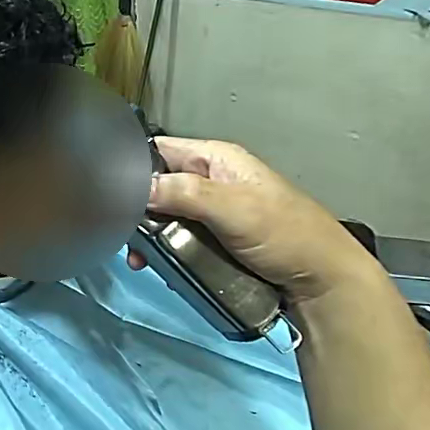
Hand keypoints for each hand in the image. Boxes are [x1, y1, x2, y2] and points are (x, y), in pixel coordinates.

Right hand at [138, 137, 382, 303]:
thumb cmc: (284, 234)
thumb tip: (136, 188)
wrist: (321, 280)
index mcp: (217, 159)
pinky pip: (181, 239)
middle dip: (139, 210)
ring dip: (151, 235)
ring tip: (140, 259)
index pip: (162, 149)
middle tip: (124, 237)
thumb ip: (185, 193)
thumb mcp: (233, 208)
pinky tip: (160, 266)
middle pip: (160, 185)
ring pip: (167, 216)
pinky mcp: (216, 240)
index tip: (108, 192)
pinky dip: (167, 250)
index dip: (134, 165)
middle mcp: (211, 180)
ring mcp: (213, 212)